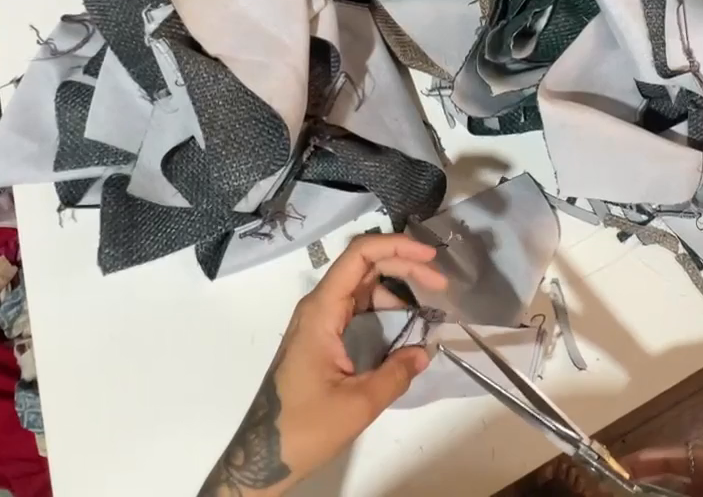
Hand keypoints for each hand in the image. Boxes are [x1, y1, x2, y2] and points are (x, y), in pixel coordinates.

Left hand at [198, 233, 449, 496]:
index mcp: (322, 310)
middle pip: (365, 265)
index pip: (359, 256)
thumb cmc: (305, 427)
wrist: (263, 455)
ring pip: (362, 285)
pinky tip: (406, 323)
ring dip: (397, 287)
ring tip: (429, 302)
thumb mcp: (358, 404)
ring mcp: (319, 319)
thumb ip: (396, 374)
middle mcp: (319, 305)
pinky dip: (385, 306)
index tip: (429, 257)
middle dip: (404, 265)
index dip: (395, 246)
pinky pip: (357, 306)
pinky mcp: (323, 335)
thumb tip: (424, 351)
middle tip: (440, 282)